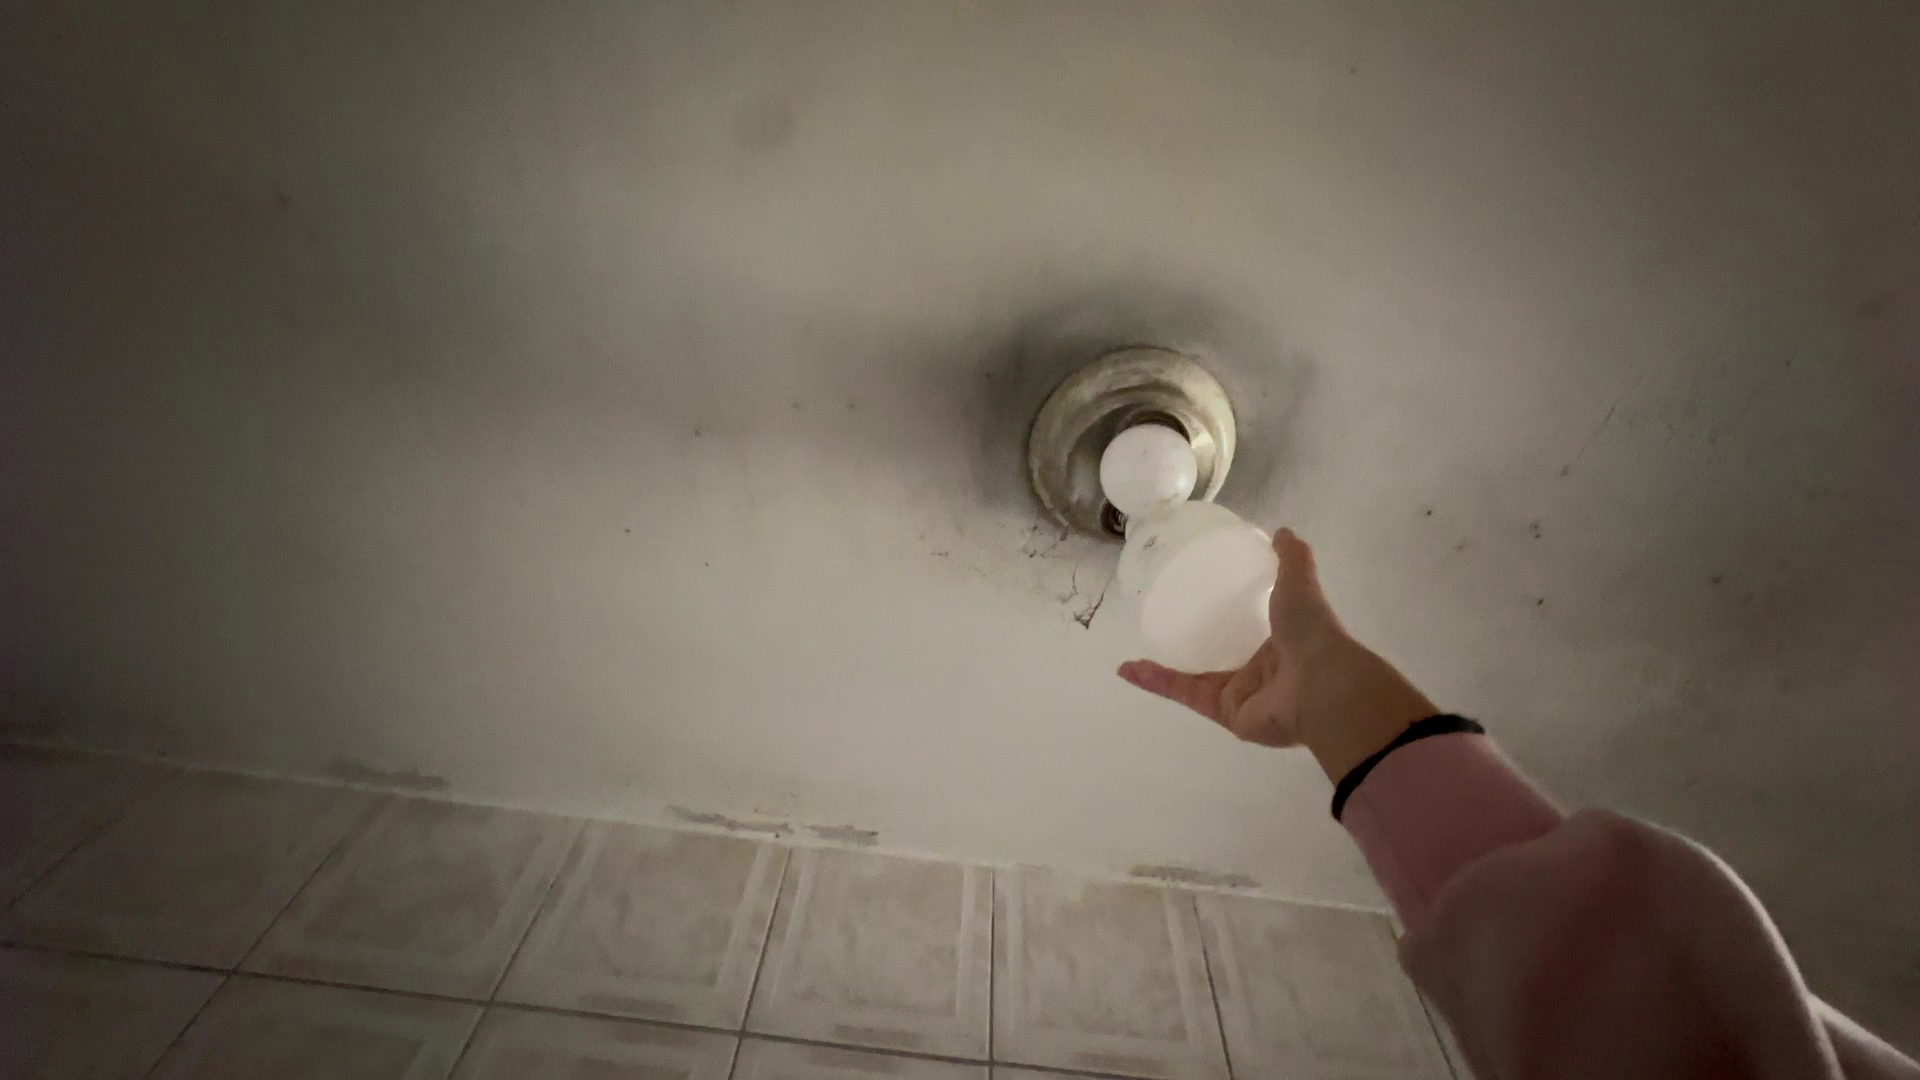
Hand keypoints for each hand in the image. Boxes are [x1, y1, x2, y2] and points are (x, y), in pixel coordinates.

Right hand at [1117, 528, 1436, 779]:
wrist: (1322, 684)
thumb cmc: (1311, 632)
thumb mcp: (1300, 585)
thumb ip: (1291, 560)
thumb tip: (1281, 531)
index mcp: (1275, 642)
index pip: (1244, 628)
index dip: (1222, 615)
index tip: (1196, 600)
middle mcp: (1257, 671)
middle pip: (1215, 657)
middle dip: (1188, 648)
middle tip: (1159, 630)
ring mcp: (1240, 694)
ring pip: (1191, 678)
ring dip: (1160, 668)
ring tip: (1132, 656)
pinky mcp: (1223, 710)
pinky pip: (1184, 693)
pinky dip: (1155, 682)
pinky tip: (1129, 669)